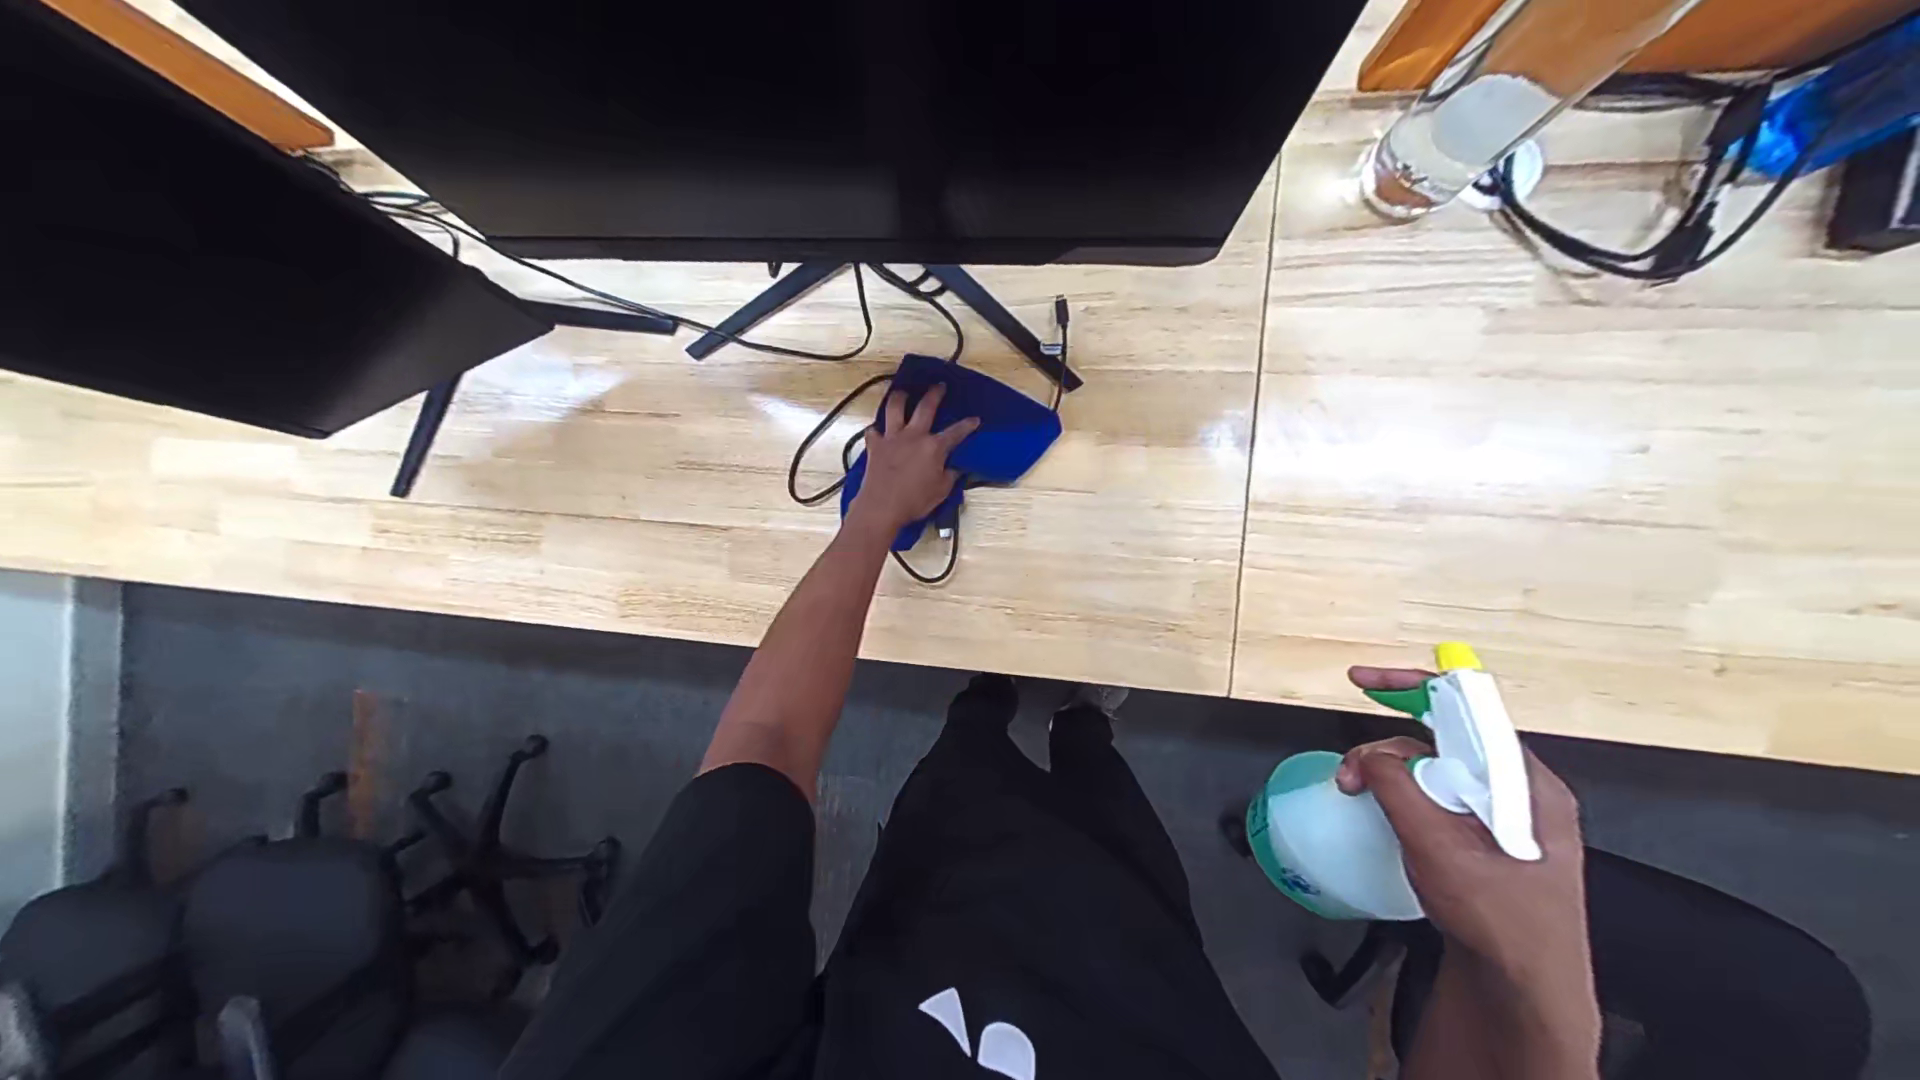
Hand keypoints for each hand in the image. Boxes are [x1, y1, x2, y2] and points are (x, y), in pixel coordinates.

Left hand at [847, 383, 979, 534]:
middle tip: (939, 386)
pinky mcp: (875, 446)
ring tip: (903, 393)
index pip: (956, 432)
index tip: (975, 419)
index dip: (967, 425)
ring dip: (900, 397)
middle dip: (935, 394)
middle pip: (925, 407)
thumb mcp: (941, 491)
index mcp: (934, 447)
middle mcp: (913, 435)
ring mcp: (892, 438)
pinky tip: (878, 430)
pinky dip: (876, 430)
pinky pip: (873, 431)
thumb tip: (956, 468)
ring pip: (895, 408)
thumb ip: (950, 476)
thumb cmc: (914, 502)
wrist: (882, 507)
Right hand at [1338, 667, 1596, 1023]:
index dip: (1416, 685)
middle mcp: (1516, 788)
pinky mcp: (1479, 831)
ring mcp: (1499, 811)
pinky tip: (1378, 805)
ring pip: (1432, 765)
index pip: (1470, 710)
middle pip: (1444, 736)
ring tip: (1355, 792)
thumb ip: (1398, 787)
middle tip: (1349, 767)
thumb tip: (1366, 755)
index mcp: (1526, 783)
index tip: (1364, 681)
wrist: (1524, 991)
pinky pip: (1432, 790)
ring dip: (1386, 770)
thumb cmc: (1497, 920)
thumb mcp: (1439, 847)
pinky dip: (1397, 789)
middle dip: (1386, 743)